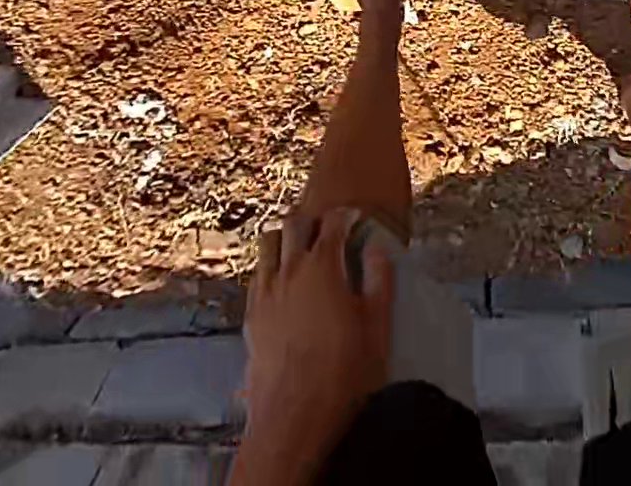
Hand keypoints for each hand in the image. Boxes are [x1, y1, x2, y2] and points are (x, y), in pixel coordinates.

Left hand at [232, 208, 395, 485]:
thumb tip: (376, 247)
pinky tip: (282, 281)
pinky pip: (257, 273)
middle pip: (295, 223)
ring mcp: (266, 291)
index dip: (345, 215)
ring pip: (268, 242)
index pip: (332, 222)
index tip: (355, 218)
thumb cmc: (344, 370)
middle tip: (326, 226)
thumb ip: (379, 279)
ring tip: (300, 246)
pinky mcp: (251, 314)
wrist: (295, 417)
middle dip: (312, 217)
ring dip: (285, 236)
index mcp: (323, 266)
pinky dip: (271, 266)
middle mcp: (290, 269)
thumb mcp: (377, 324)